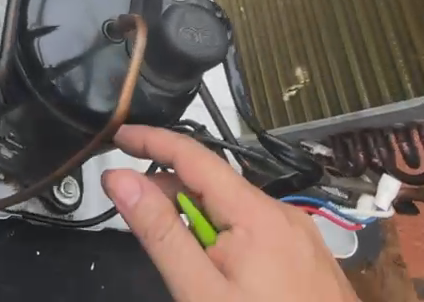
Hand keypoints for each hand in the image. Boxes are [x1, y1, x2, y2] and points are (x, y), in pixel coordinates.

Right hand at [103, 125, 356, 301]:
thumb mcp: (201, 293)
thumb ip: (159, 232)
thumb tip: (117, 177)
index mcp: (258, 214)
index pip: (192, 154)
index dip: (149, 139)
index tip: (114, 136)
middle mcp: (284, 215)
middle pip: (211, 182)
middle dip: (169, 191)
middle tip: (137, 218)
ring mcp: (302, 239)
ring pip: (232, 209)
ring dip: (196, 220)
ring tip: (181, 262)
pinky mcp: (310, 262)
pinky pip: (254, 232)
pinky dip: (223, 237)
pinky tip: (218, 275)